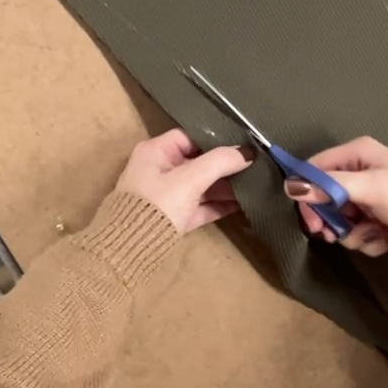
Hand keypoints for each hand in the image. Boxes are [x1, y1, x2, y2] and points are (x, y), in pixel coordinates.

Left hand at [116, 128, 252, 232]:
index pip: (190, 137)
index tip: (242, 143)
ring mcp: (168, 195)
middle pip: (199, 162)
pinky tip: (243, 204)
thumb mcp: (189, 179)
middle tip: (255, 164)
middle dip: (225, 165)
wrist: (132, 250)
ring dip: (226, 186)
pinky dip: (220, 204)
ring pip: (202, 185)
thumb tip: (248, 152)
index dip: (215, 139)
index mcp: (155, 152)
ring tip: (255, 184)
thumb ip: (220, 162)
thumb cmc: (158, 204)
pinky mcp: (176, 217)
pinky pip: (202, 205)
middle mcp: (160, 170)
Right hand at [284, 137, 387, 255]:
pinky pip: (359, 231)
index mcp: (358, 153)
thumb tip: (290, 187)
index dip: (308, 193)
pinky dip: (370, 238)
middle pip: (326, 198)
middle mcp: (361, 171)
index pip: (316, 168)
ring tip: (376, 233)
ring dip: (355, 233)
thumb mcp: (370, 188)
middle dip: (333, 220)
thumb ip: (330, 187)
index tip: (311, 220)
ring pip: (342, 219)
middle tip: (334, 236)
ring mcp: (370, 197)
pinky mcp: (378, 218)